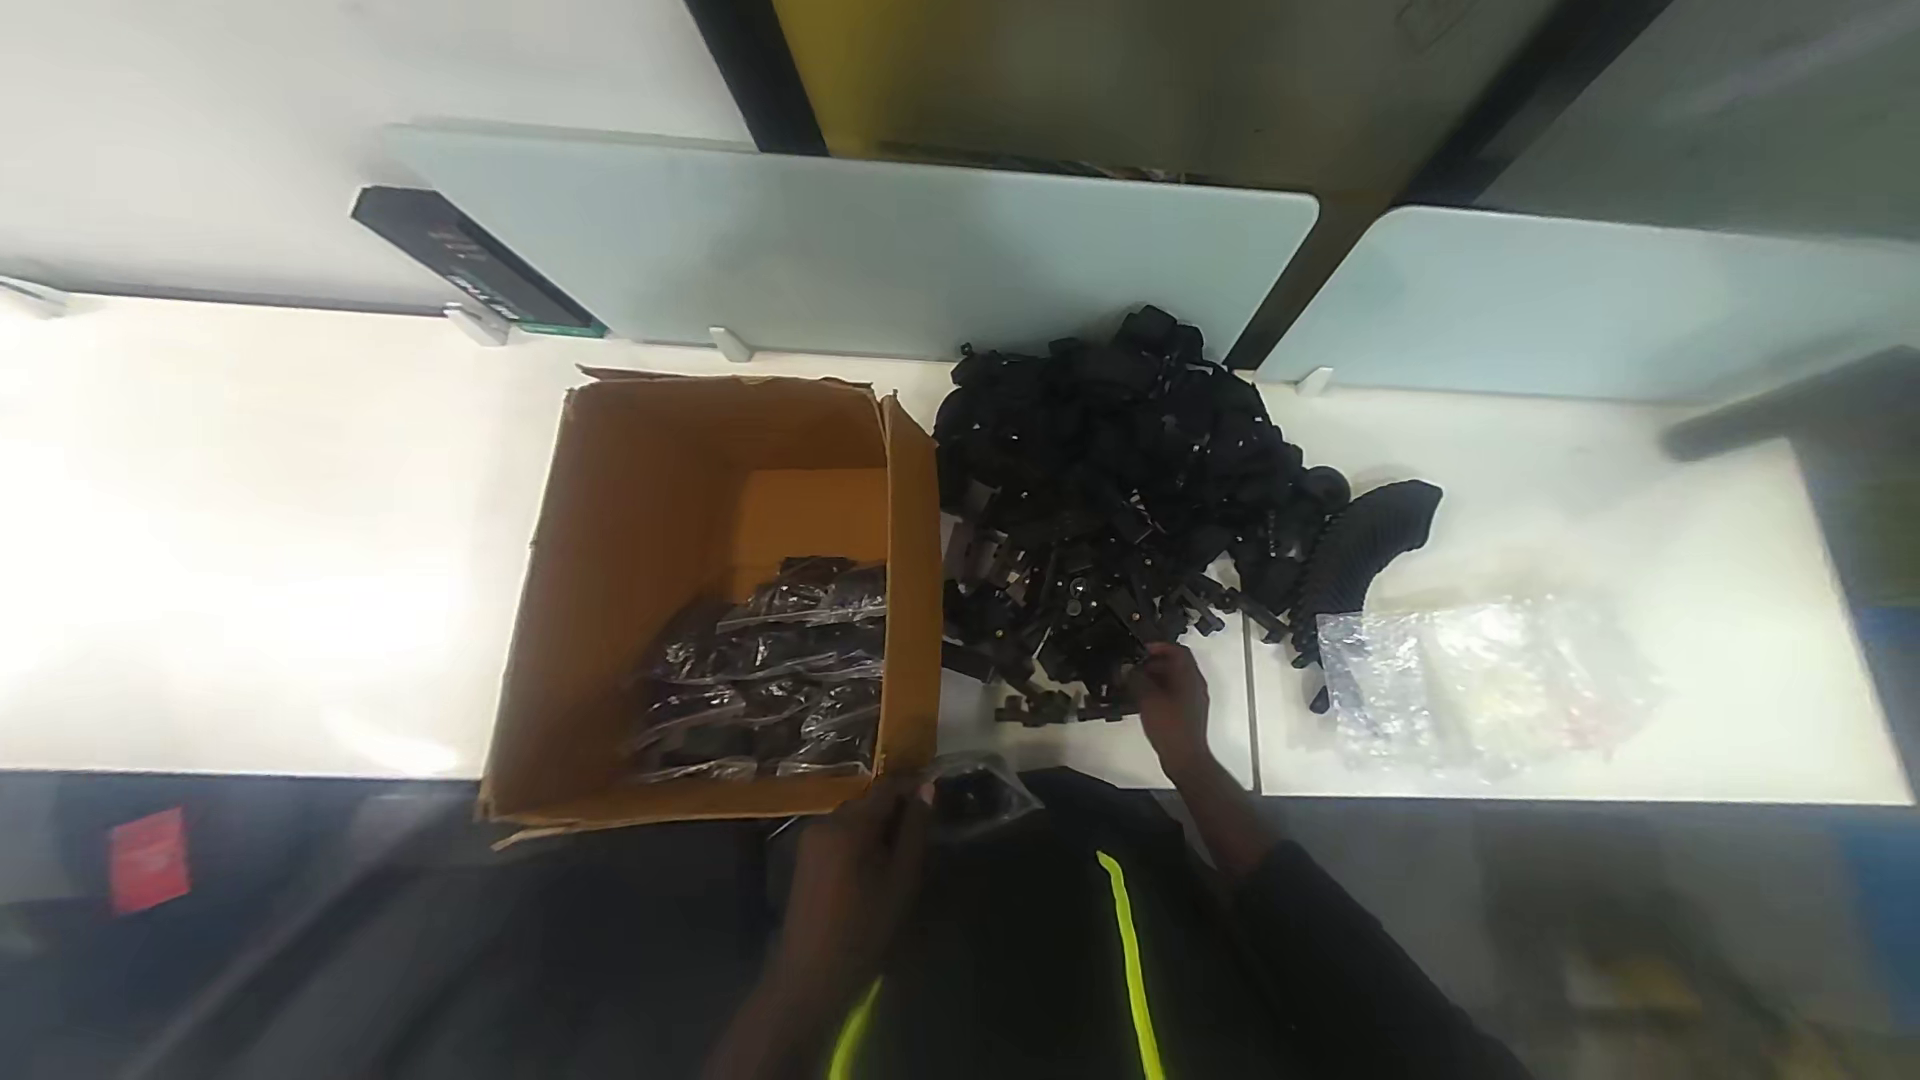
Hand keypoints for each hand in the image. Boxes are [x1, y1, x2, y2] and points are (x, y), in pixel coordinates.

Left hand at [771, 773, 930, 1001]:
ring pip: (853, 816)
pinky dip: (857, 838)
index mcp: (850, 823)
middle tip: (918, 833)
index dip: (912, 787)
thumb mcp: (902, 878)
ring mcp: (811, 837)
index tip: (933, 796)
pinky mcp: (804, 854)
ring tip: (896, 852)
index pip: (887, 786)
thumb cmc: (865, 927)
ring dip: (875, 825)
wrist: (811, 974)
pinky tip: (869, 865)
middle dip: (894, 810)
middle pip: (868, 800)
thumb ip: (915, 829)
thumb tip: (927, 788)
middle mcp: (827, 820)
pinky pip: (838, 832)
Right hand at [1133, 642, 1212, 779]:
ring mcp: (1192, 700)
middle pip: (1176, 664)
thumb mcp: (1148, 698)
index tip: (1143, 649)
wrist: (1184, 757)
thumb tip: (1128, 669)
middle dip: (1153, 662)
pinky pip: (1173, 693)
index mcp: (1189, 677)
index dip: (1159, 646)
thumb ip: (1136, 679)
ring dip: (1155, 676)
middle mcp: (1194, 686)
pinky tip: (1143, 699)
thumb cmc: (1172, 729)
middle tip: (1135, 666)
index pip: (1178, 651)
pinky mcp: (1187, 713)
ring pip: (1174, 679)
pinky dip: (1159, 690)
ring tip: (1135, 682)